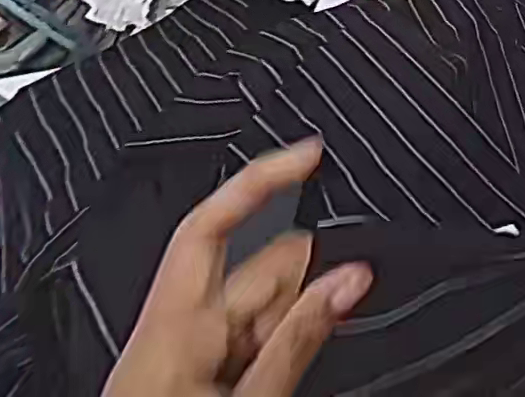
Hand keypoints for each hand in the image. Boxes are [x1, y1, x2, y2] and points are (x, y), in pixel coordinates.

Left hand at [103, 139, 372, 396]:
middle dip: (307, 268)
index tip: (311, 152)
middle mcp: (178, 328)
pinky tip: (297, 357)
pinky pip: (260, 330)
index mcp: (172, 327)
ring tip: (311, 347)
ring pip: (267, 298)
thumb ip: (299, 338)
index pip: (212, 222)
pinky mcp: (202, 371)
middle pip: (258, 264)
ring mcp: (191, 351)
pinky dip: (288, 334)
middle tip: (344, 294)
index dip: (262, 178)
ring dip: (301, 308)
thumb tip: (353, 274)